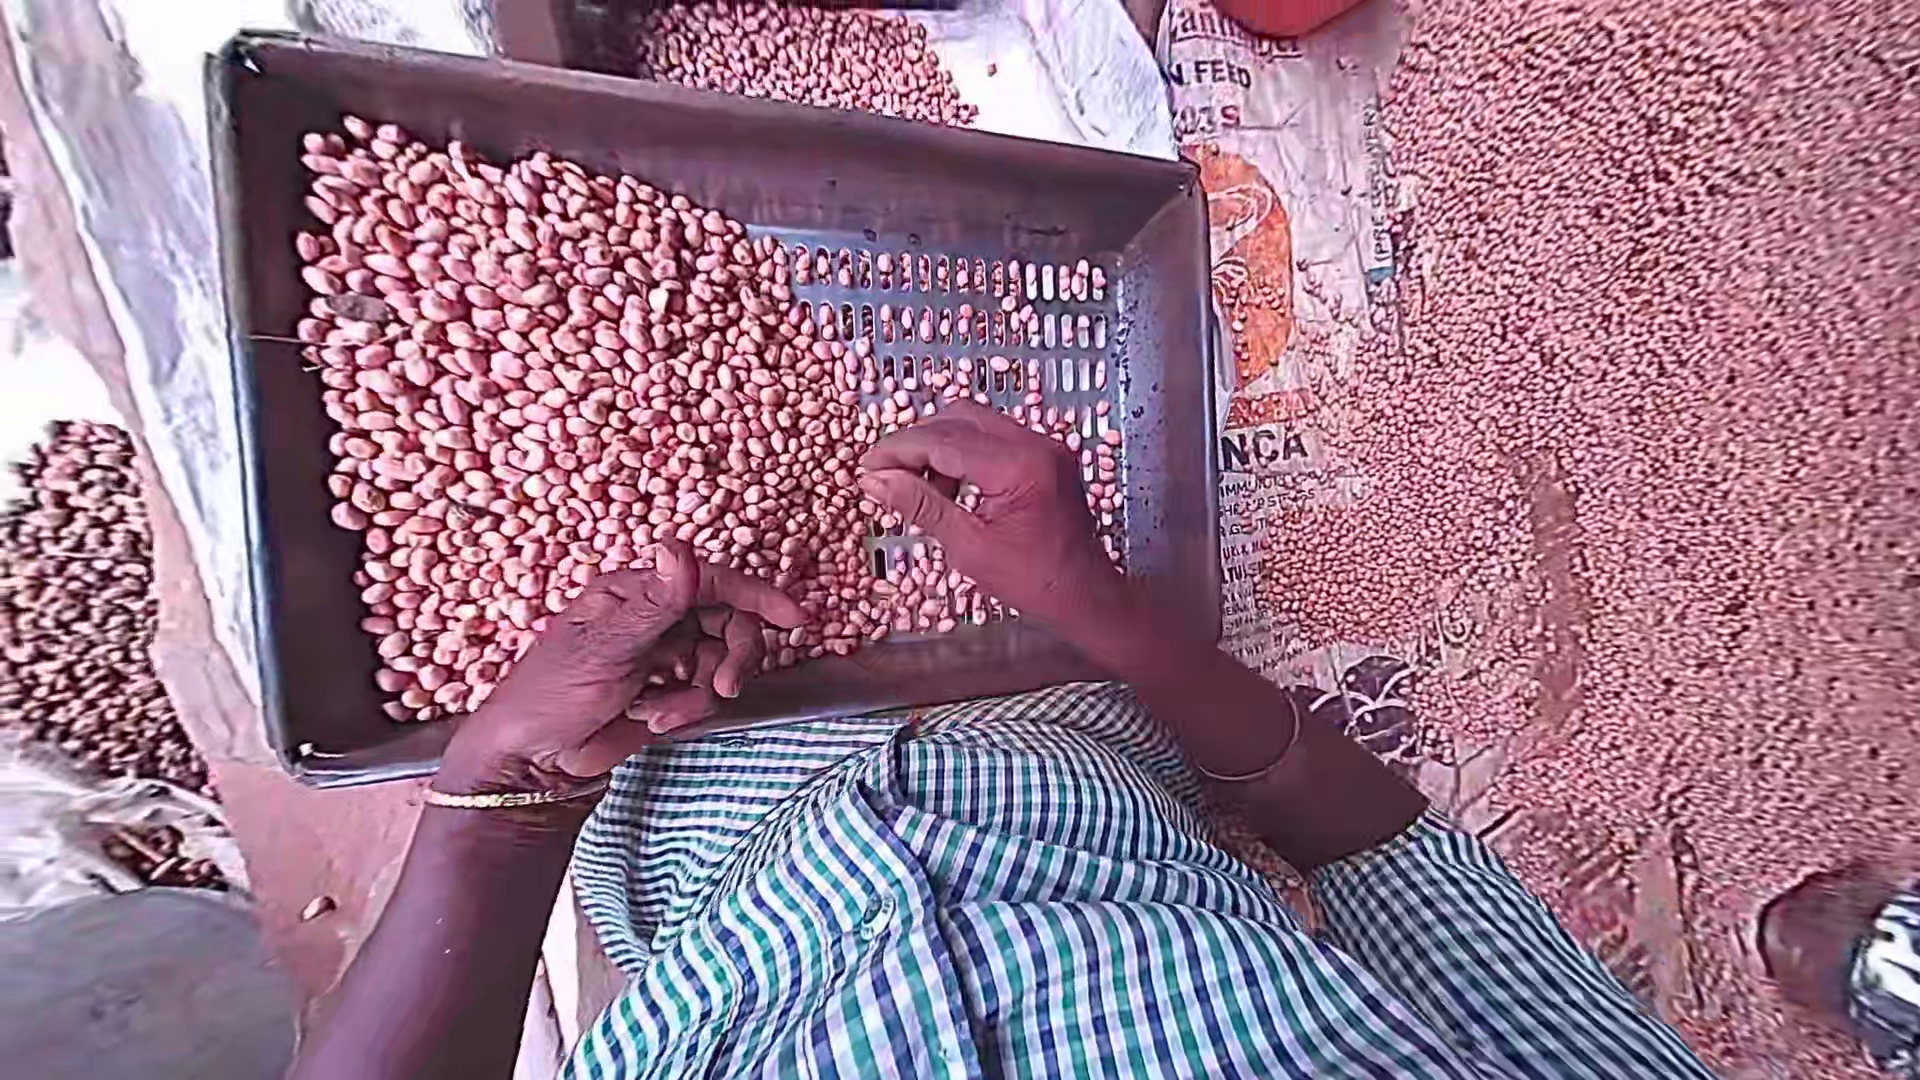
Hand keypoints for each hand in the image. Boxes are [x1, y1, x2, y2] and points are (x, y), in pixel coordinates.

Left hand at [436, 540, 805, 795]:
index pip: (714, 583)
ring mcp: (670, 652)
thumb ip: (655, 602)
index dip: (759, 597)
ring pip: (723, 660)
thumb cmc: (551, 695)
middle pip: (731, 623)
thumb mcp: (605, 648)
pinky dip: (688, 708)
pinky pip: (707, 691)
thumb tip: (679, 547)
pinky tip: (653, 718)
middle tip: (724, 687)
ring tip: (664, 713)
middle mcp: (662, 616)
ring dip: (702, 692)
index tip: (794, 618)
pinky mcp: (673, 686)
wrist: (532, 762)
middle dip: (734, 657)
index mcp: (642, 593)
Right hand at [858, 400, 1129, 635]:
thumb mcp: (968, 547)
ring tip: (922, 489)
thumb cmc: (1033, 580)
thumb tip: (874, 480)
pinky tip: (950, 487)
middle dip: (917, 442)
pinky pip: (994, 437)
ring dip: (939, 447)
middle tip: (888, 474)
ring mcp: (1045, 445)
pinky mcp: (1046, 453)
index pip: (943, 439)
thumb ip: (920, 506)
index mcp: (1020, 466)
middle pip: (958, 417)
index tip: (868, 465)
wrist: (1084, 591)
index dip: (898, 449)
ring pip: (974, 422)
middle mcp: (1036, 443)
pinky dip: (963, 454)